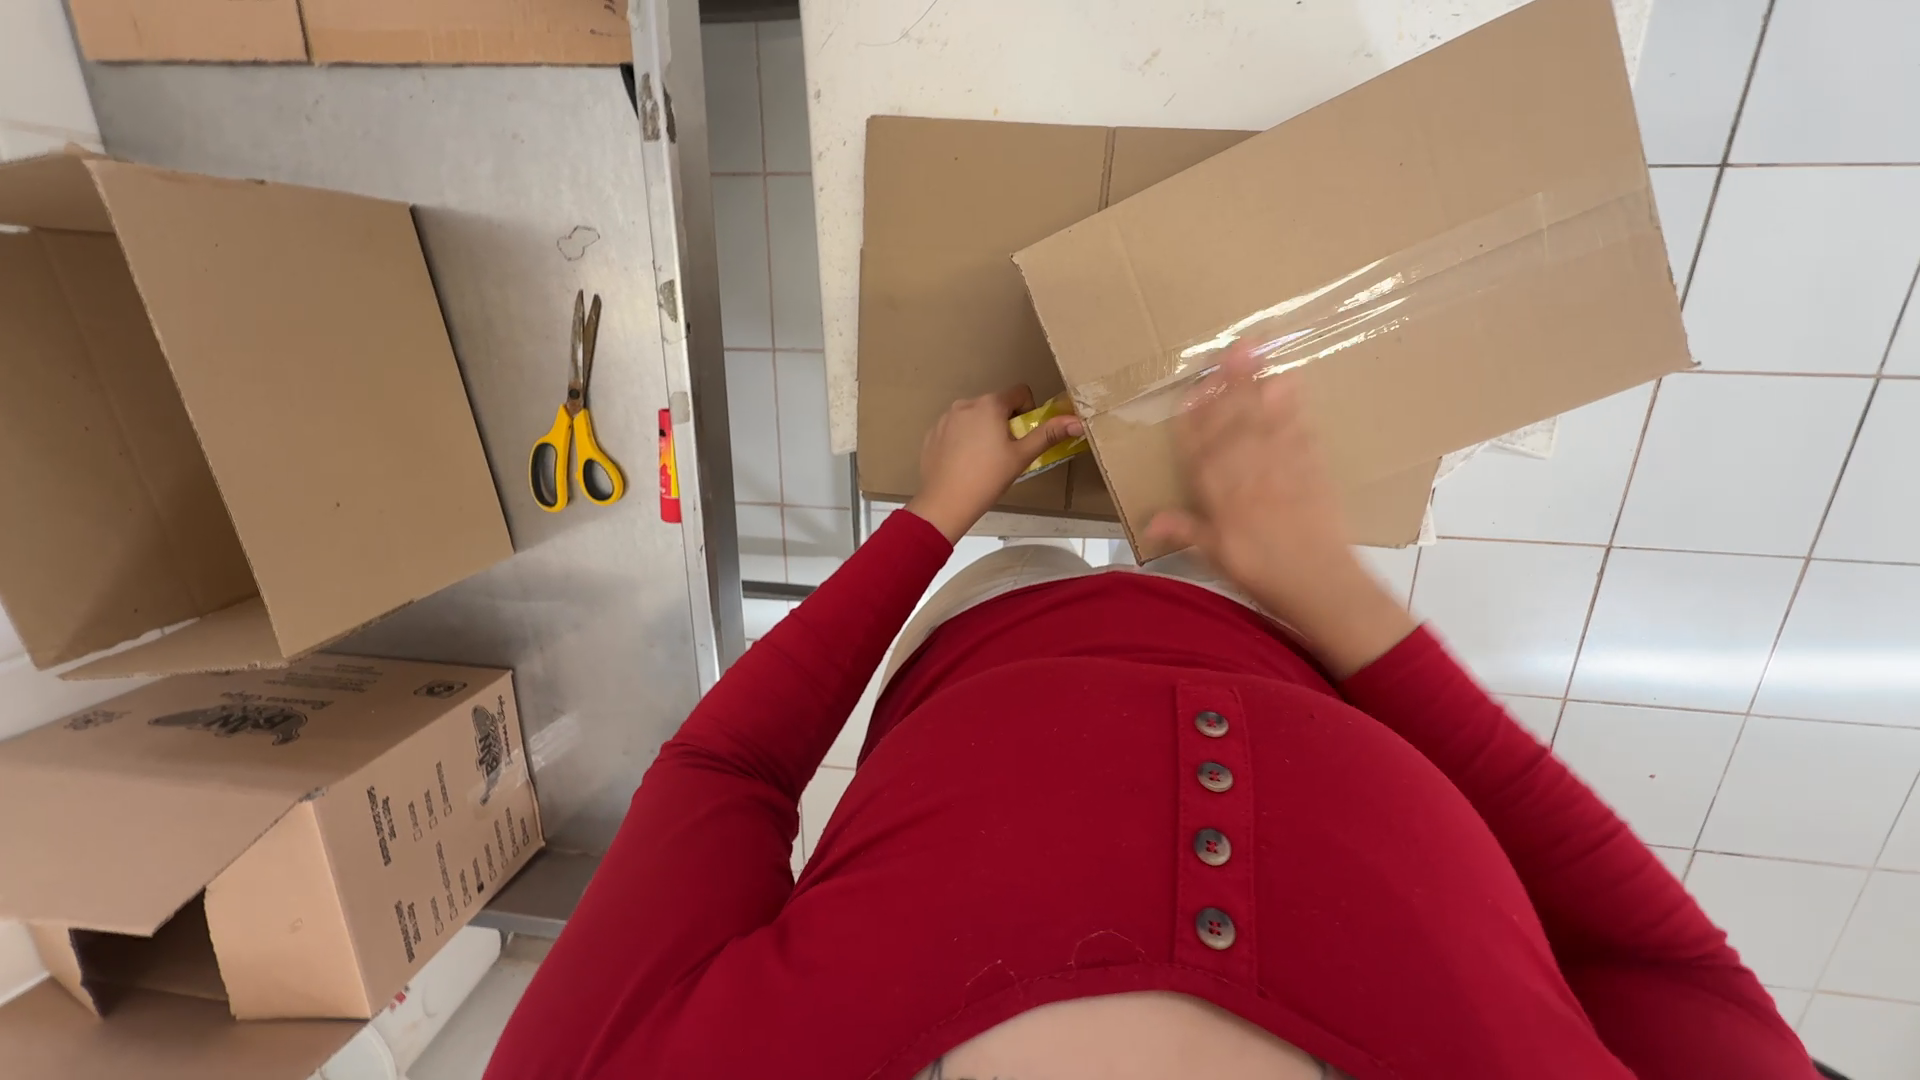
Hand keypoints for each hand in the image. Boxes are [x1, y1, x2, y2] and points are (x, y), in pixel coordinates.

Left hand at [906, 385, 1083, 542]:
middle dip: (1005, 422)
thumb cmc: (987, 478)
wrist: (945, 502)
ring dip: (984, 430)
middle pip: (995, 404)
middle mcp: (965, 404)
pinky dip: (964, 440)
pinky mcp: (932, 433)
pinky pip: (955, 429)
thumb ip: (1049, 434)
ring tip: (984, 460)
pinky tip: (965, 463)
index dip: (1028, 411)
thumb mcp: (1022, 456)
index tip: (1024, 436)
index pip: (1019, 392)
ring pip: (974, 416)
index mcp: (989, 404)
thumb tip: (1078, 422)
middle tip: (1005, 452)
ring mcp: (945, 418)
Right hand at [1146, 355, 1413, 676]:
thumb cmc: (1260, 575)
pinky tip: (1291, 385)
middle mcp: (1250, 477)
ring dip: (1261, 386)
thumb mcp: (1215, 557)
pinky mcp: (1315, 471)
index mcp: (1221, 498)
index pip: (1202, 451)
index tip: (1192, 390)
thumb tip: (1150, 523)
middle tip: (1233, 347)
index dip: (1196, 420)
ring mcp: (1285, 470)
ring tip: (1259, 353)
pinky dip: (1293, 408)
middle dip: (1232, 386)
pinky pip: (1300, 434)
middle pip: (1237, 425)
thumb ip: (1185, 532)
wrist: (1321, 586)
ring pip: (1267, 421)